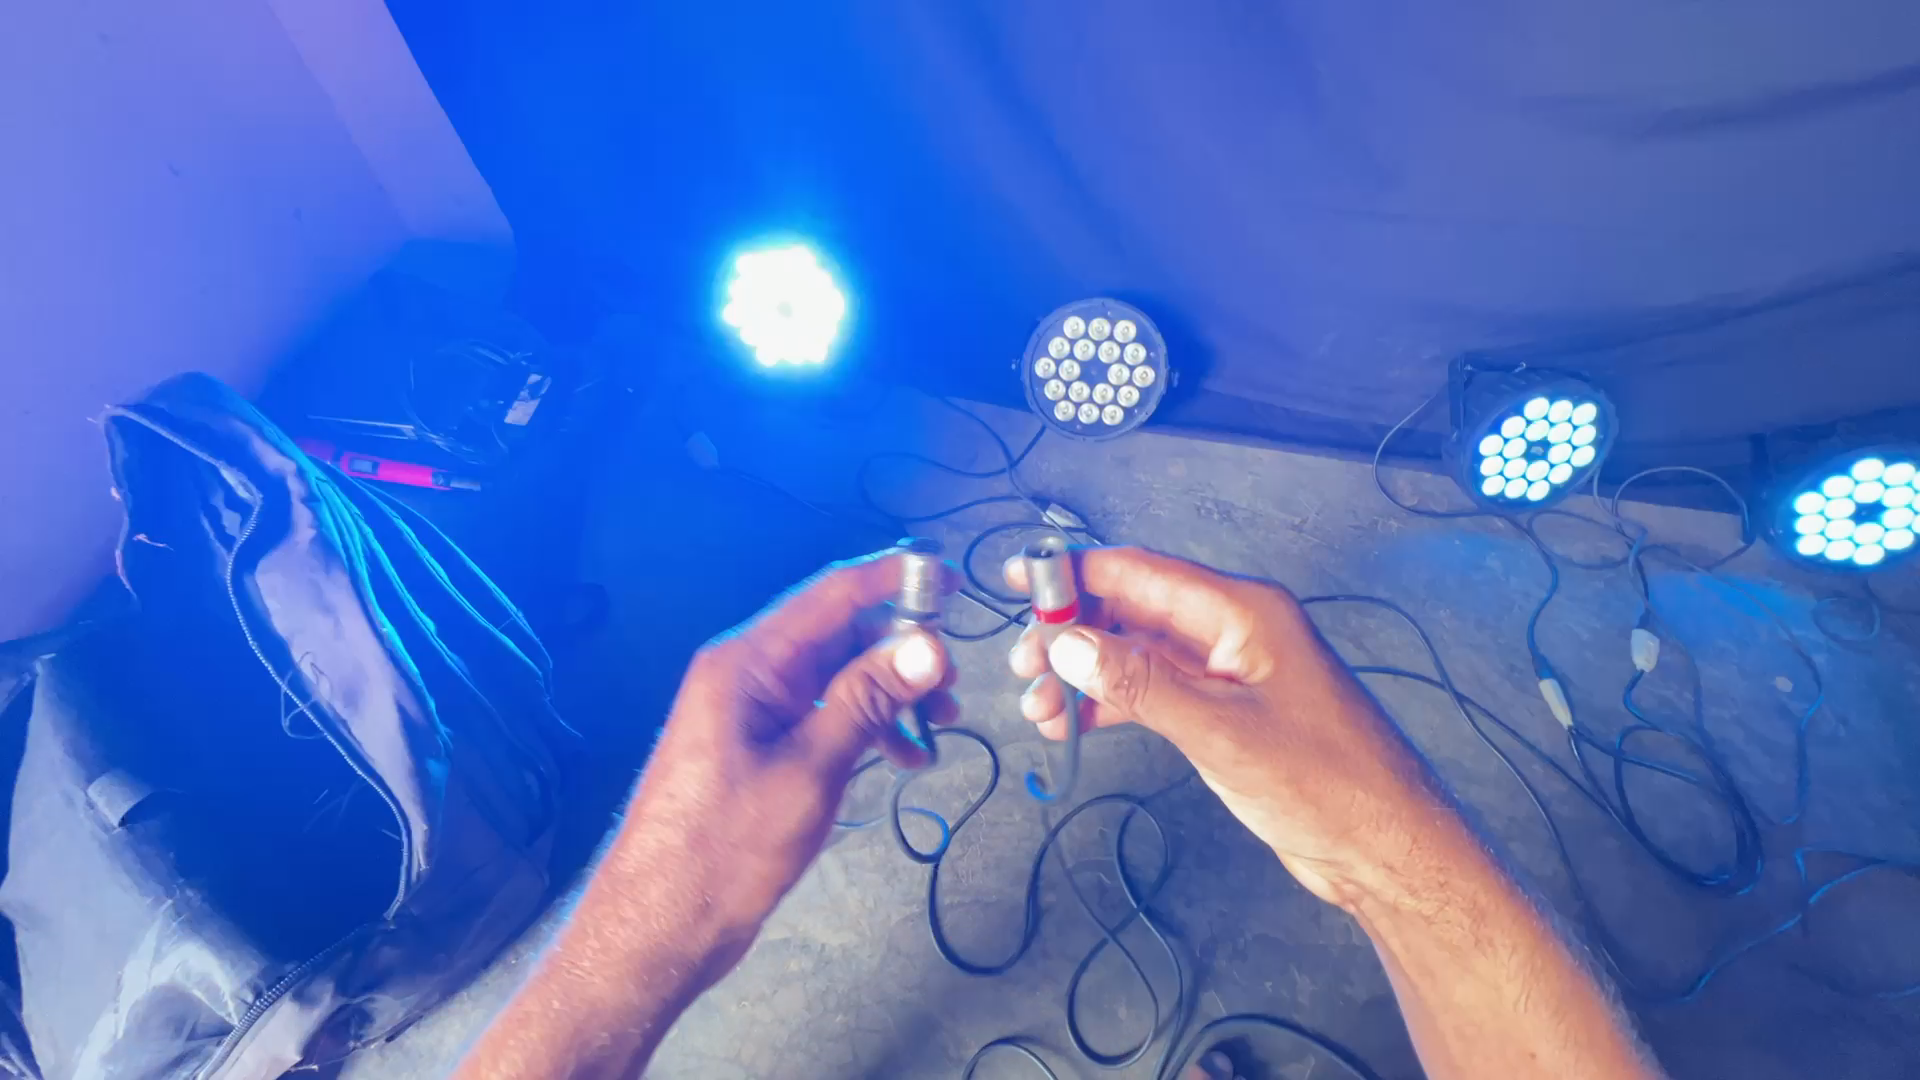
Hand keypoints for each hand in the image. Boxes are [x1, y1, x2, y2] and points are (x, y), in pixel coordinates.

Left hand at [620, 548, 957, 963]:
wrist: (657, 930)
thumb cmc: (726, 846)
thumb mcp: (810, 768)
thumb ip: (869, 700)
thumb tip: (930, 645)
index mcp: (751, 659)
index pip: (834, 592)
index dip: (895, 576)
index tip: (951, 578)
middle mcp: (753, 669)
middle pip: (842, 632)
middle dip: (903, 648)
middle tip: (954, 679)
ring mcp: (758, 706)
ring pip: (841, 674)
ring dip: (893, 692)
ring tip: (942, 723)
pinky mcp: (767, 740)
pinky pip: (828, 711)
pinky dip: (870, 725)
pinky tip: (906, 756)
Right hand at [1005, 546, 1455, 908]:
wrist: (1388, 854)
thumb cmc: (1323, 783)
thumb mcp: (1222, 731)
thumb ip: (1140, 683)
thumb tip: (1065, 645)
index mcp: (1239, 610)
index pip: (1140, 572)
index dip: (1074, 570)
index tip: (1019, 579)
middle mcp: (1225, 629)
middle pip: (1128, 611)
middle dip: (1070, 633)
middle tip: (1023, 665)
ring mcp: (1219, 671)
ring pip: (1132, 654)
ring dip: (1083, 674)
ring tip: (1038, 708)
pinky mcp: (1215, 710)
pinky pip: (1148, 690)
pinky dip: (1108, 703)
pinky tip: (1072, 724)